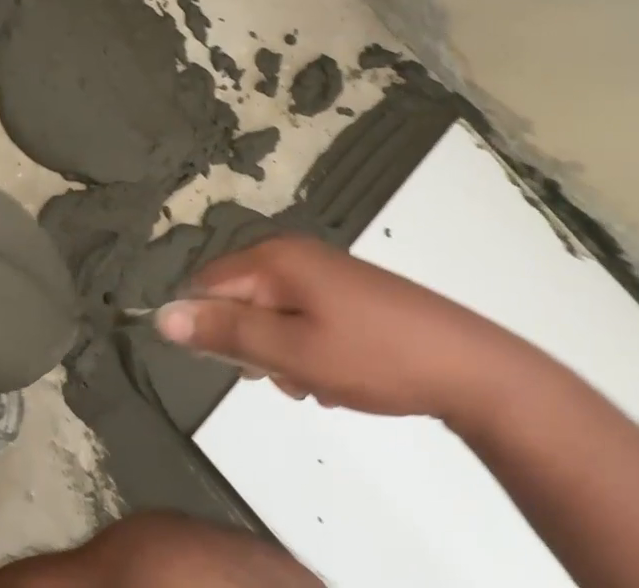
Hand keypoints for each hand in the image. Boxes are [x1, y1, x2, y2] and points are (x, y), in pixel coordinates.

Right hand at [153, 234, 522, 420]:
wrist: (479, 371)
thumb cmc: (376, 358)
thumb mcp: (291, 352)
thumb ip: (223, 332)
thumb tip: (159, 317)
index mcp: (274, 258)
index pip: (205, 285)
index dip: (211, 328)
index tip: (243, 367)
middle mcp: (293, 254)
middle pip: (237, 299)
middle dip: (251, 343)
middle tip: (286, 378)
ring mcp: (324, 272)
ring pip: (270, 313)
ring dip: (280, 352)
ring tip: (318, 383)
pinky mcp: (349, 293)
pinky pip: (301, 316)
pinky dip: (307, 348)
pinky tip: (337, 375)